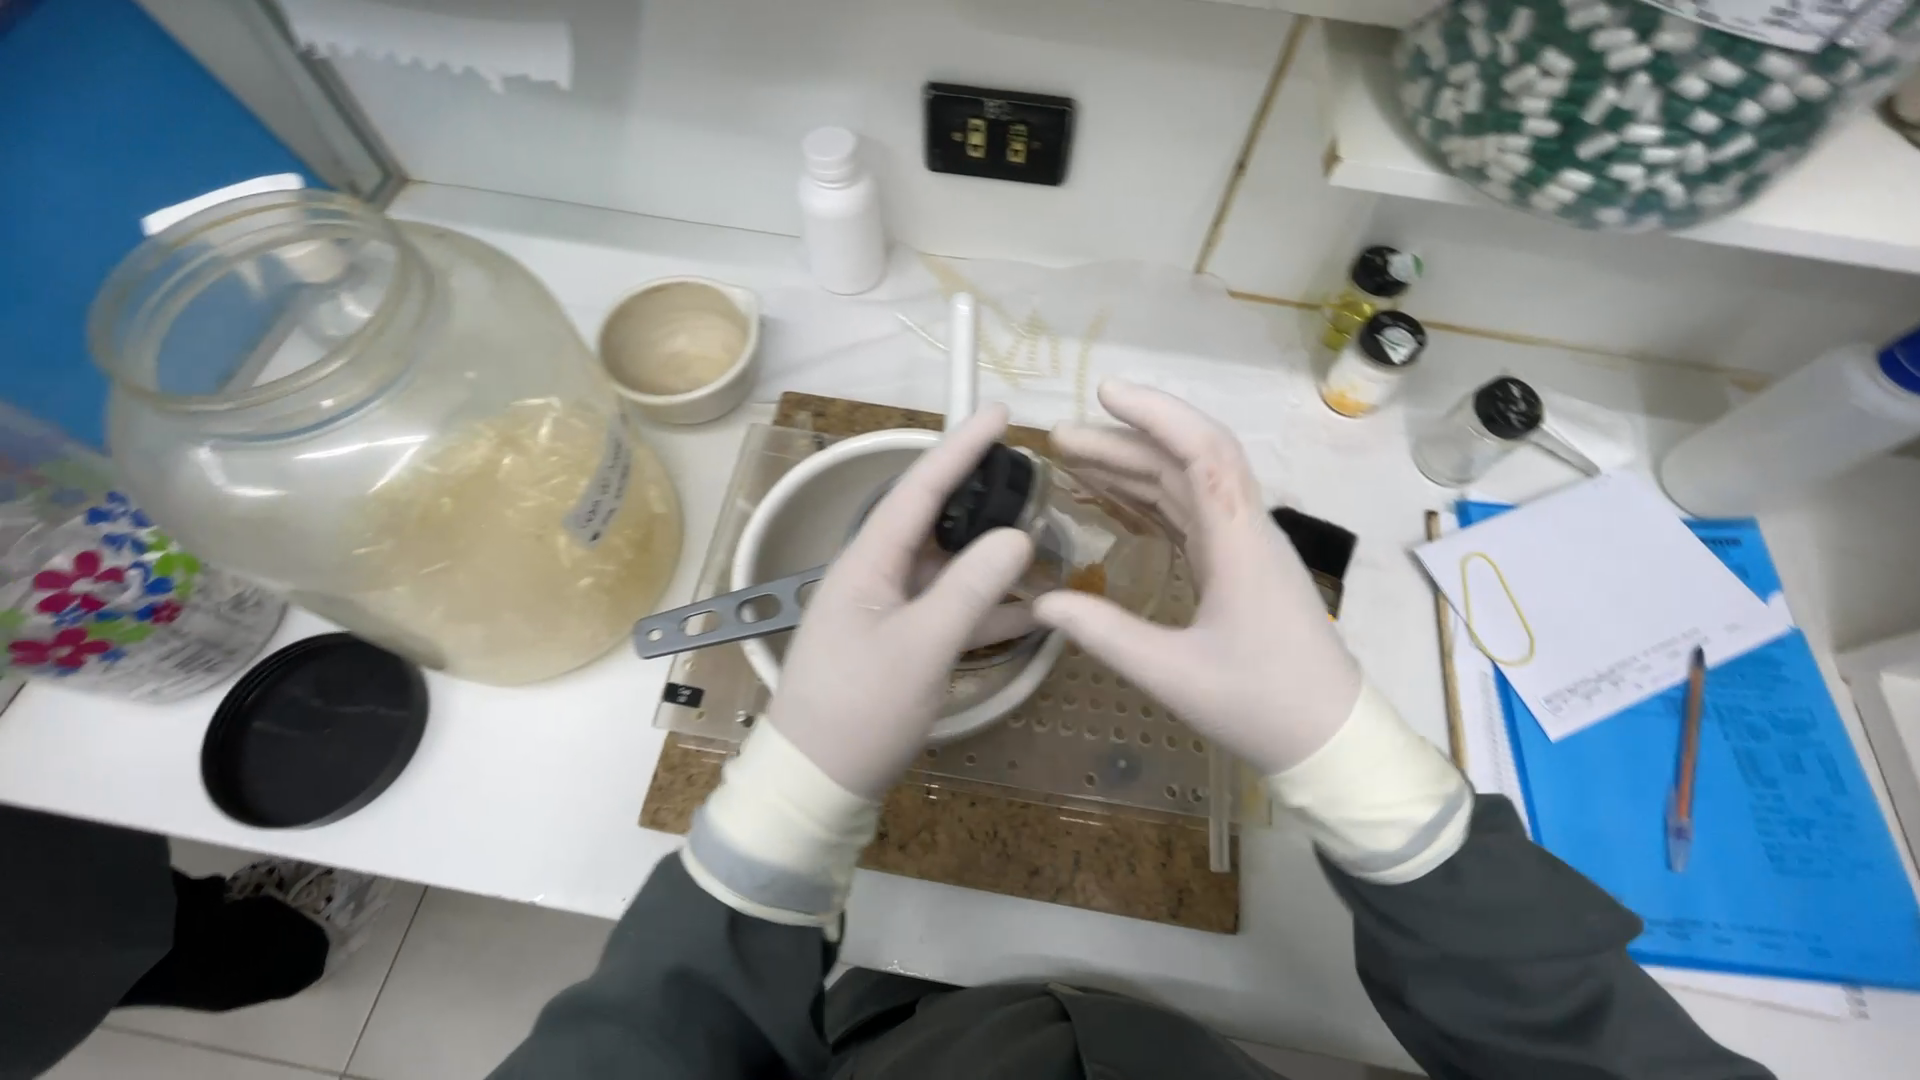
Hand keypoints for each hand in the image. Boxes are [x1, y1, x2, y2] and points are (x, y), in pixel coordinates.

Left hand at [684, 405, 1035, 926]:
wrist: (817, 782)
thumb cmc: (860, 710)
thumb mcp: (921, 647)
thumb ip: (972, 588)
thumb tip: (1019, 537)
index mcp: (868, 562)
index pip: (919, 489)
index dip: (960, 447)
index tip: (999, 413)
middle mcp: (876, 575)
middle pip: (936, 523)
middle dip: (985, 501)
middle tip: (1034, 484)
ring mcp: (888, 610)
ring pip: (948, 569)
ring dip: (993, 561)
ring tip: (1046, 548)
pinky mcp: (900, 642)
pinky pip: (949, 609)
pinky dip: (986, 607)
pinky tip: (1030, 610)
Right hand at [1031, 381, 1359, 775]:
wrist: (1329, 738)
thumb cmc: (1260, 704)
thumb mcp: (1172, 674)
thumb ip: (1104, 634)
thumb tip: (1040, 601)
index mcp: (1239, 541)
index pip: (1202, 451)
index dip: (1155, 413)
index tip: (1104, 394)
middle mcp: (1244, 528)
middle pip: (1184, 461)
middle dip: (1122, 442)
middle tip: (1059, 439)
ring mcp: (1243, 545)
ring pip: (1185, 485)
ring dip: (1132, 467)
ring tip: (1073, 461)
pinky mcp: (1236, 566)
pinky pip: (1188, 514)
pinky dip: (1148, 499)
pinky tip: (1114, 500)